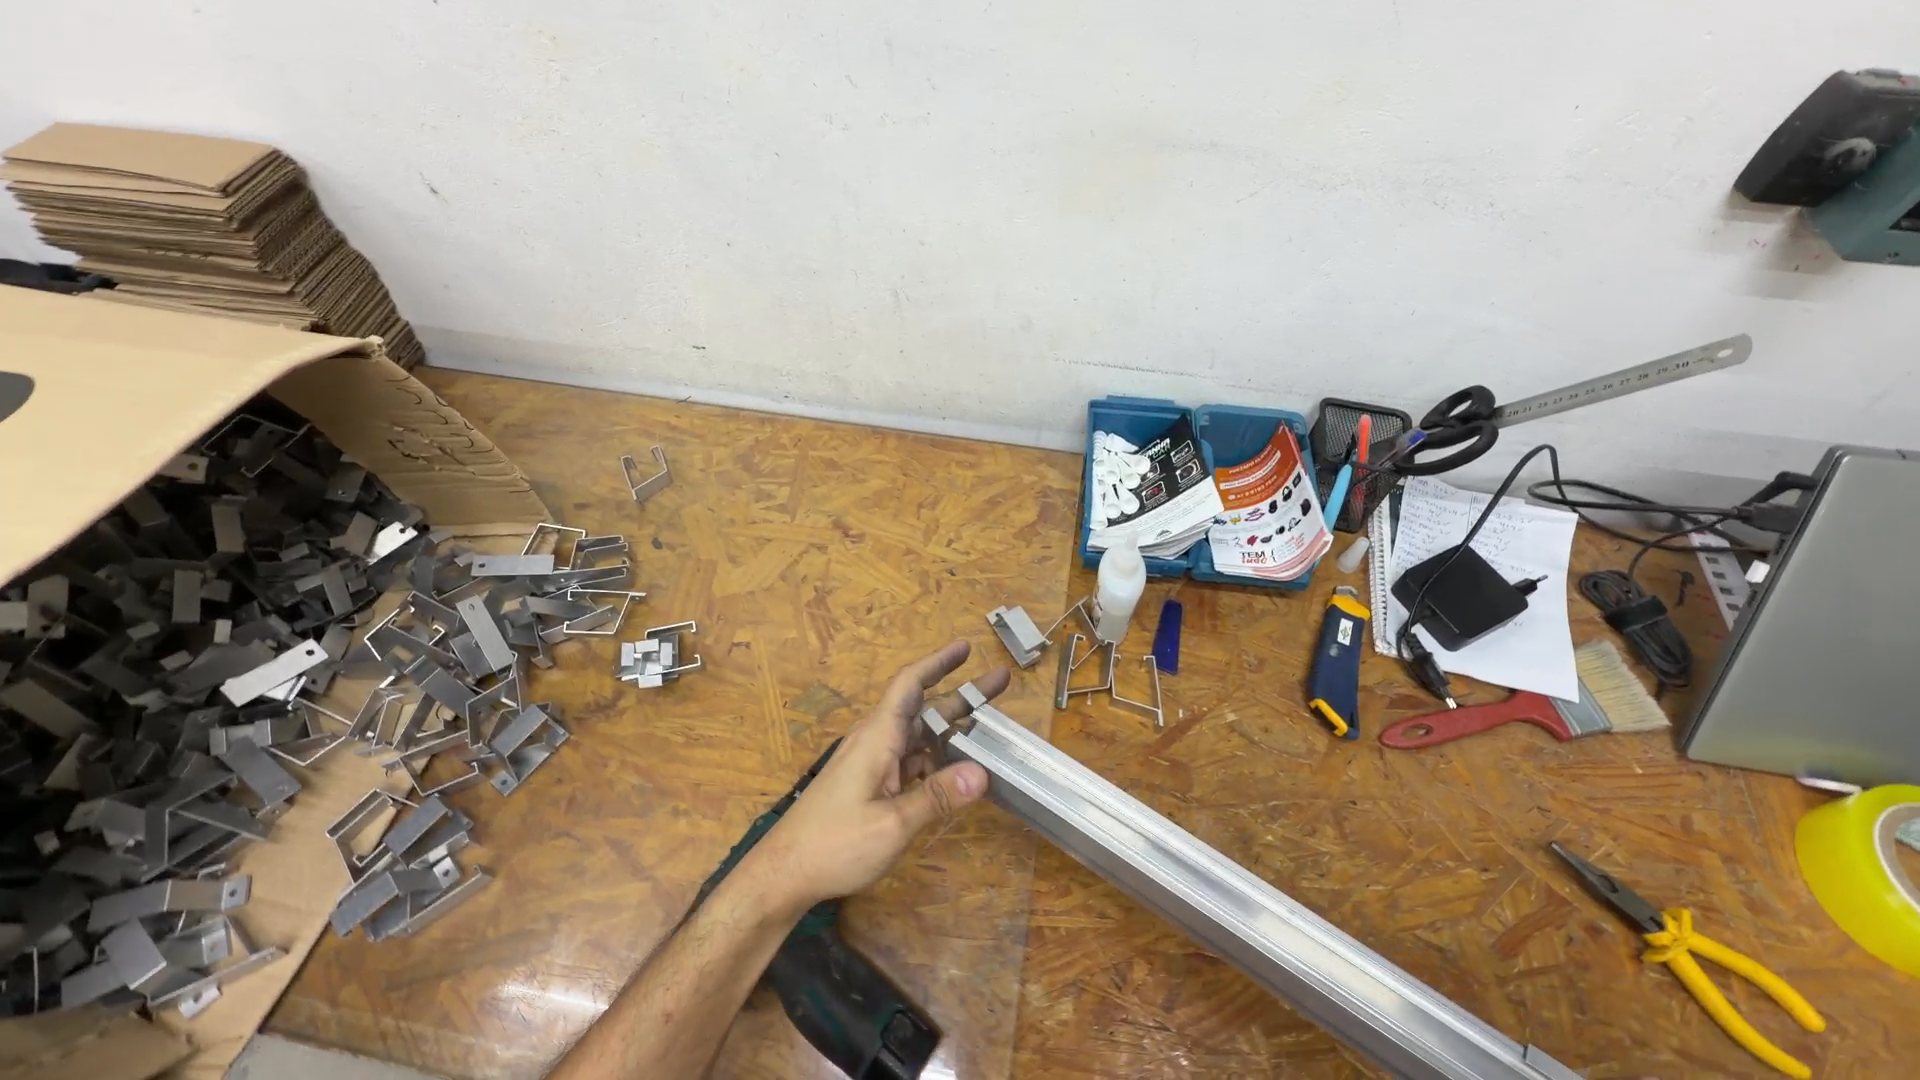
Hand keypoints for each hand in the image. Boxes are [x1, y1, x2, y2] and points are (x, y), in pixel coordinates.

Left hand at [748, 640, 1008, 915]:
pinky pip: (910, 760)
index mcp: (878, 738)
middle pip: (922, 708)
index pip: (910, 685)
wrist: (785, 874)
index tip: (966, 646)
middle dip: (960, 694)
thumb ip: (937, 797)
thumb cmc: (834, 845)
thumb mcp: (892, 824)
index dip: (938, 662)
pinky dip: (936, 758)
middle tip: (1000, 682)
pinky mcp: (868, 785)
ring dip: (951, 729)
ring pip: (918, 736)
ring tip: (988, 728)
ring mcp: (871, 764)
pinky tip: (958, 770)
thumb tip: (982, 773)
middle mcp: (875, 742)